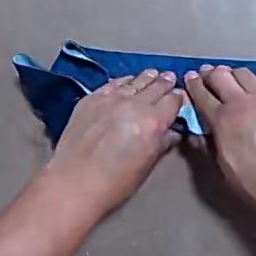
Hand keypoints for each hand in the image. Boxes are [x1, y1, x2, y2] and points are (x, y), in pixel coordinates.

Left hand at [42, 70, 184, 219]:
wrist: (76, 180)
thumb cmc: (116, 182)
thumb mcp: (147, 164)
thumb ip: (162, 143)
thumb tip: (172, 132)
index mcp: (153, 122)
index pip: (172, 101)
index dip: (178, 98)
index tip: (180, 97)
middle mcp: (134, 104)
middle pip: (155, 87)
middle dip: (164, 83)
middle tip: (170, 77)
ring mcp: (111, 99)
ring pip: (134, 82)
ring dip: (145, 78)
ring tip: (153, 73)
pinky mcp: (91, 98)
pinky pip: (112, 84)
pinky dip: (123, 81)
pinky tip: (126, 80)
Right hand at [183, 65, 255, 216]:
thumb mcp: (225, 173)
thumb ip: (209, 150)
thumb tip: (196, 136)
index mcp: (221, 120)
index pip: (201, 95)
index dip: (193, 84)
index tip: (189, 78)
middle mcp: (240, 102)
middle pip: (220, 76)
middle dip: (211, 73)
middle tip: (208, 75)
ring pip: (244, 72)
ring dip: (235, 73)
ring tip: (233, 77)